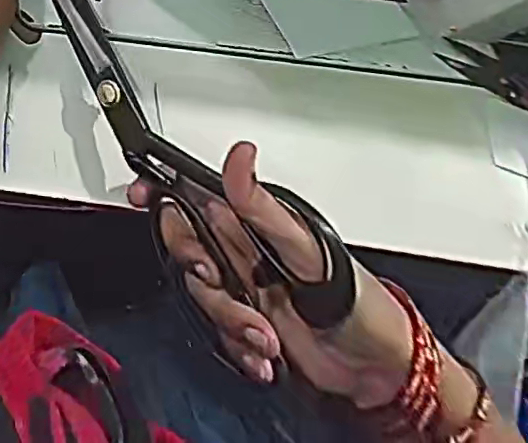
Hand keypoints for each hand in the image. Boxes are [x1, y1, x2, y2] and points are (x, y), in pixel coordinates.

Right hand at [129, 142, 414, 406]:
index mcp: (246, 220)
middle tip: (215, 277)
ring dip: (228, 317)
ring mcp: (238, 284)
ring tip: (264, 335)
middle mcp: (236, 247)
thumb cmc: (358, 301)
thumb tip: (241, 155)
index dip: (158, 190)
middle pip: (182, 241)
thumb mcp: (307, 247)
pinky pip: (215, 328)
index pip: (189, 193)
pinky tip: (264, 354)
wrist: (386, 373)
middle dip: (192, 263)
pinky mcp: (243, 321)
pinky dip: (236, 346)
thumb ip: (262, 205)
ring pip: (198, 290)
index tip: (140, 195)